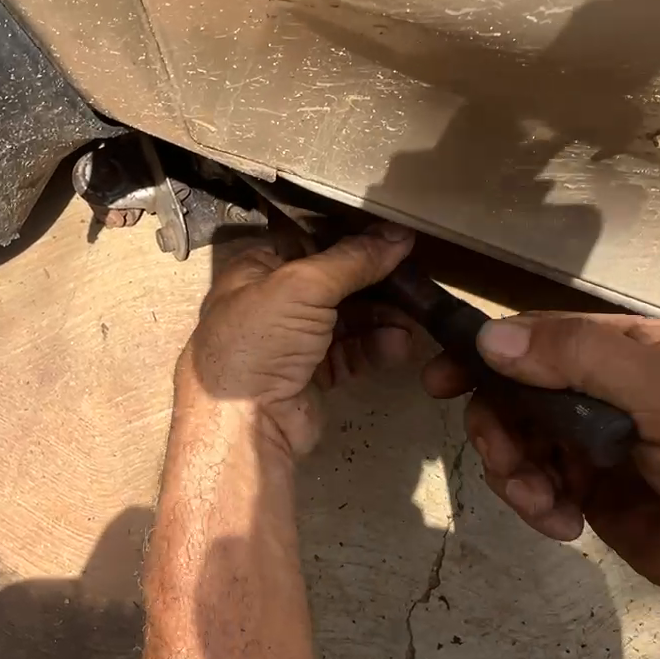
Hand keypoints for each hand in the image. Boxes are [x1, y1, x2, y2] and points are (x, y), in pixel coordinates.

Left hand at [179, 224, 416, 456]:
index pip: (310, 240)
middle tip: (415, 276)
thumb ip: (352, 259)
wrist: (244, 422)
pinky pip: (353, 352)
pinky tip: (399, 344)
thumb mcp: (302, 285)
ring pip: (349, 318)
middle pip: (335, 281)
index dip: (350, 238)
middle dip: (375, 280)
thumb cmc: (257, 340)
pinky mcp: (314, 374)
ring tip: (415, 315)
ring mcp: (294, 340)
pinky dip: (376, 346)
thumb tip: (399, 236)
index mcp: (258, 268)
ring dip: (383, 315)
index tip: (394, 236)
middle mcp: (274, 301)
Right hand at [423, 313, 659, 621]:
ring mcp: (590, 440)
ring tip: (542, 502)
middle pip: (515, 389)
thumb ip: (584, 359)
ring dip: (513, 469)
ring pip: (516, 438)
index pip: (540, 335)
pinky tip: (561, 524)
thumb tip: (490, 338)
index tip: (442, 379)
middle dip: (499, 425)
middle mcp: (604, 388)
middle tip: (504, 460)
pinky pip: (531, 481)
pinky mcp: (584, 487)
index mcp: (629, 350)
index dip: (486, 353)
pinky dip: (533, 500)